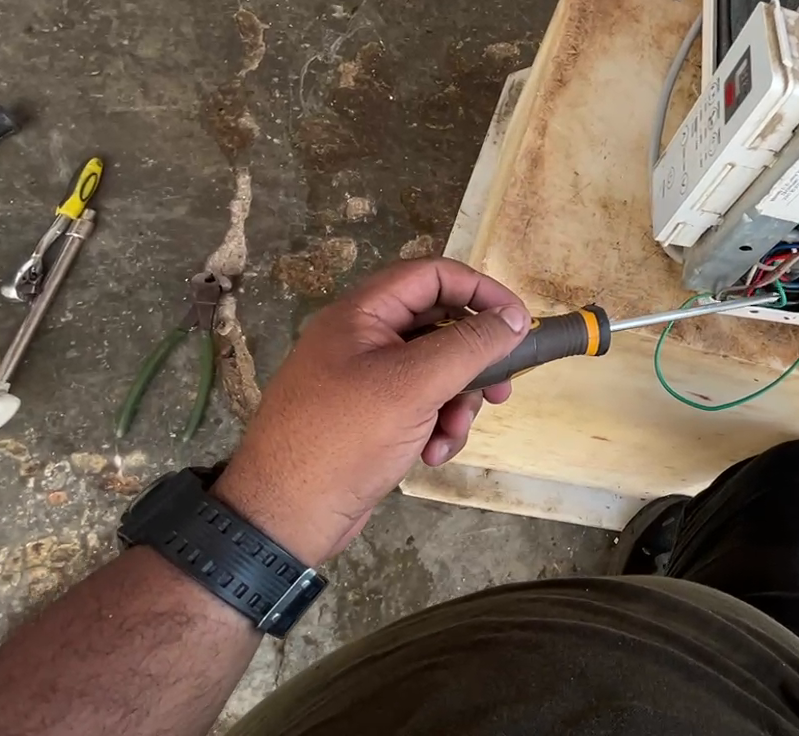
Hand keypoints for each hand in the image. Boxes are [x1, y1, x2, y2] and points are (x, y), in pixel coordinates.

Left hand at [210, 258, 529, 564]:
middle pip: (441, 325)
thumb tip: (516, 318)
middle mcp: (364, 338)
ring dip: (458, 401)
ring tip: (453, 432)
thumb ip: (471, 344)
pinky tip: (432, 453)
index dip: (481, 290)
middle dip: (476, 359)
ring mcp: (367, 379)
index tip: (518, 322)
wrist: (280, 522)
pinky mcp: (372, 416)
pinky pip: (423, 403)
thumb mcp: (416, 385)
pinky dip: (437, 425)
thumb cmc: (345, 439)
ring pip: (438, 369)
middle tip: (503, 386)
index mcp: (362, 314)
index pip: (433, 275)